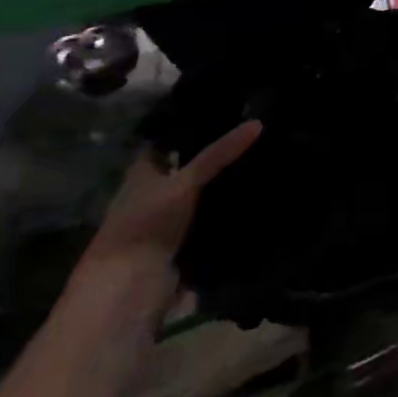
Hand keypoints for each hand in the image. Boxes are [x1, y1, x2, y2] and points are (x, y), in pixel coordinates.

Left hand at [75, 120, 262, 285]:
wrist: (133, 287)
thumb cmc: (147, 224)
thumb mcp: (185, 182)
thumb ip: (219, 153)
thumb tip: (258, 122)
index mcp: (142, 173)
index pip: (166, 140)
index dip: (190, 125)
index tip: (225, 109)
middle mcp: (153, 192)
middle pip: (187, 165)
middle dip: (215, 153)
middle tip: (254, 131)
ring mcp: (168, 218)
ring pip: (202, 191)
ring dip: (224, 182)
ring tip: (264, 156)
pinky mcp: (184, 241)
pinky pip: (211, 216)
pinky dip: (229, 208)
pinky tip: (256, 193)